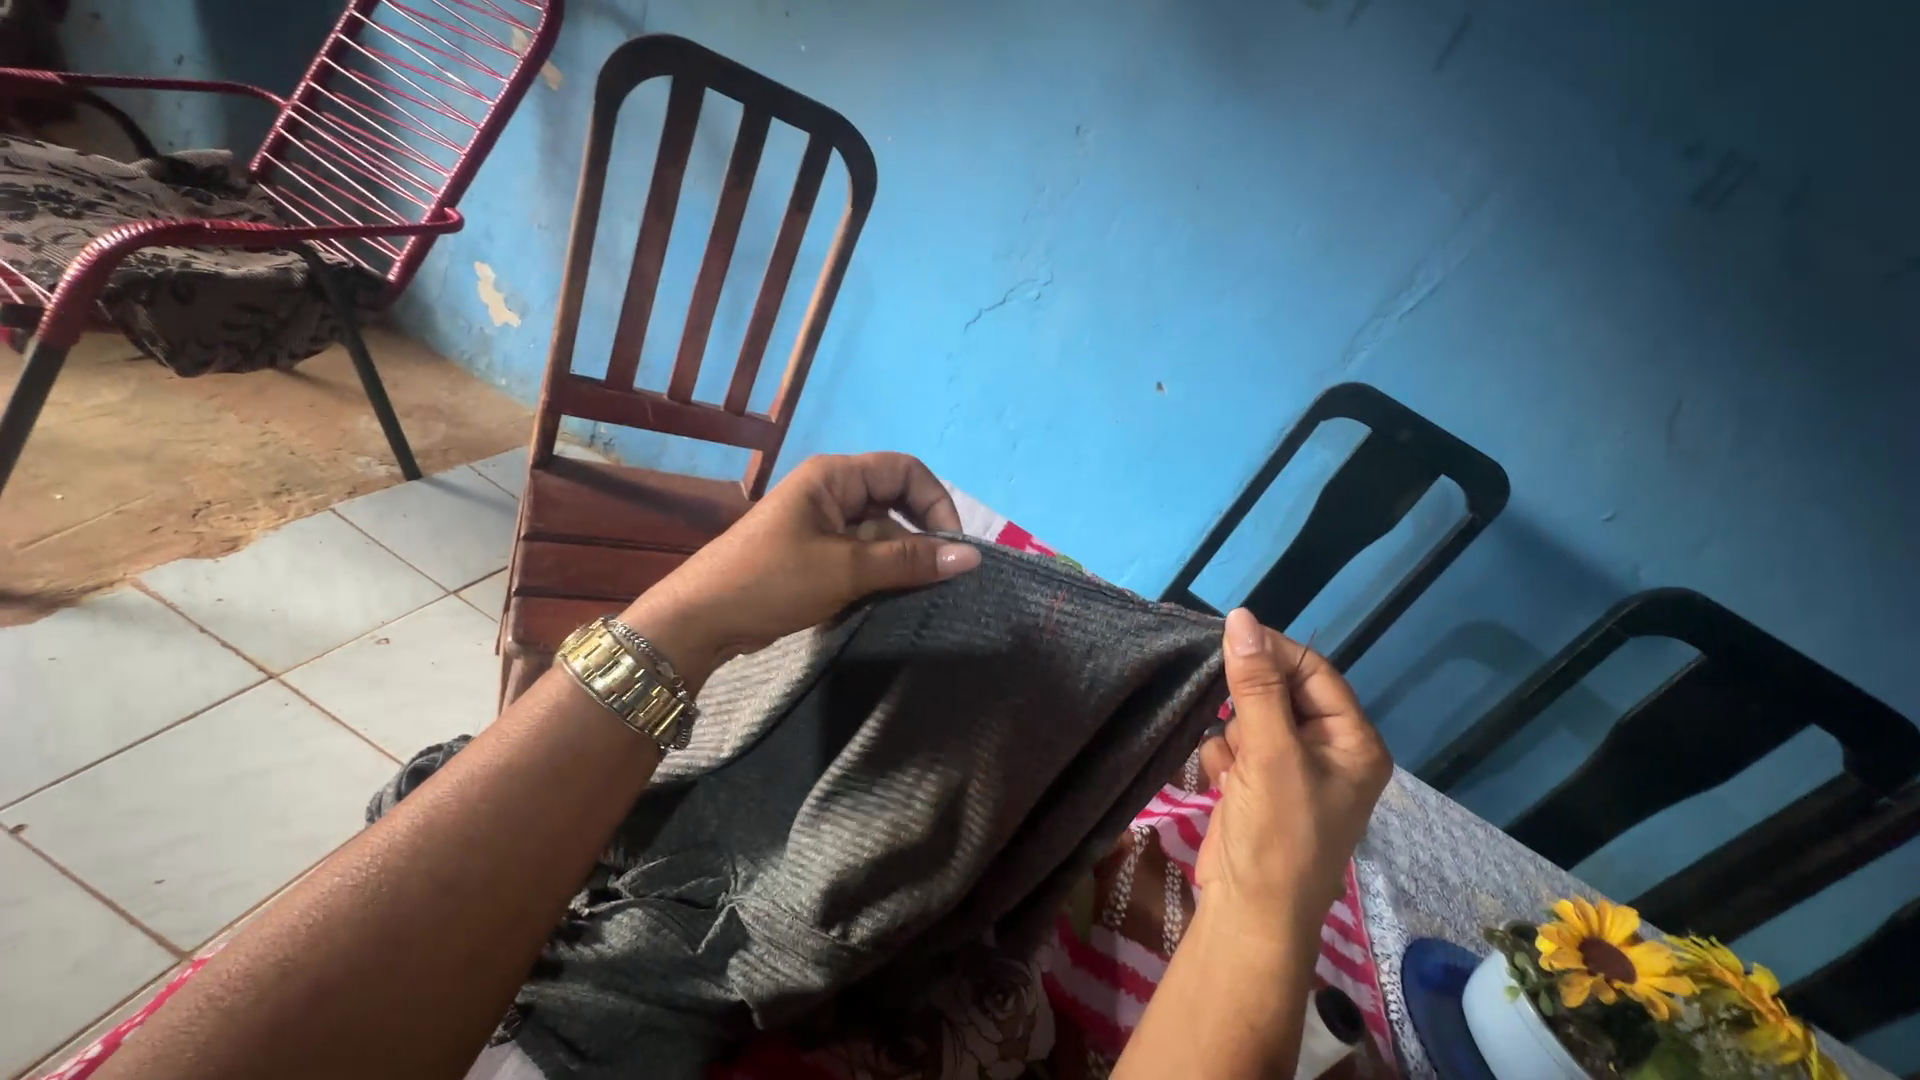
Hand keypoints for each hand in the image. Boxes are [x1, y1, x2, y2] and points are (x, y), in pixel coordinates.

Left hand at [619, 453, 980, 686]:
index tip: (953, 548)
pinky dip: (878, 576)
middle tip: (939, 577)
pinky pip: (862, 557)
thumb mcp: (847, 569)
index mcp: (835, 477)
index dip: (936, 503)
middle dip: (920, 538)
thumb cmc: (773, 580)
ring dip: (899, 562)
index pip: (906, 471)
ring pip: (881, 535)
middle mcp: (831, 493)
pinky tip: (886, 601)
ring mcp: (822, 526)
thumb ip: (910, 561)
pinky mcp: (816, 556)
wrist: (702, 619)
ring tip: (913, 596)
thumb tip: (971, 556)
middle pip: (896, 503)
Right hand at [1195, 608, 1392, 930]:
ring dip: (1233, 736)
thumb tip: (1241, 617)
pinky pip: (1236, 745)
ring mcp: (1293, 769)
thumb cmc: (1276, 834)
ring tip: (1235, 770)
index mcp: (1353, 741)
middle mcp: (1329, 750)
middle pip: (1281, 692)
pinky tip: (1223, 785)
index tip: (1228, 642)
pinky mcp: (1261, 785)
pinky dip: (1224, 759)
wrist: (1249, 913)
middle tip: (1233, 723)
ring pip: (1252, 717)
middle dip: (1249, 706)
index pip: (1314, 671)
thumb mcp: (1269, 753)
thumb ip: (1256, 684)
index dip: (1273, 653)